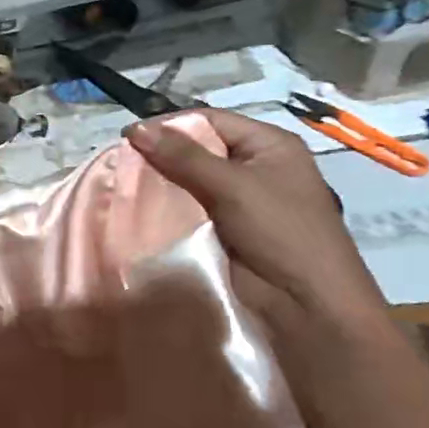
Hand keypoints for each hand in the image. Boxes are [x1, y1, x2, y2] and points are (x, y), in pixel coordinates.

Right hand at [126, 109, 388, 337]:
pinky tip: (141, 210)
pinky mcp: (228, 231)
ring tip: (125, 185)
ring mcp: (243, 202)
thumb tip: (135, 129)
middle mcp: (257, 167)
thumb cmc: (280, 233)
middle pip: (200, 150)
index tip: (129, 136)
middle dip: (163, 154)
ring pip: (193, 182)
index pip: (212, 120)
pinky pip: (193, 210)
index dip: (171, 124)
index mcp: (270, 145)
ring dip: (163, 183)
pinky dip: (170, 208)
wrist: (307, 307)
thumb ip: (184, 157)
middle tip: (121, 163)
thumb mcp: (233, 186)